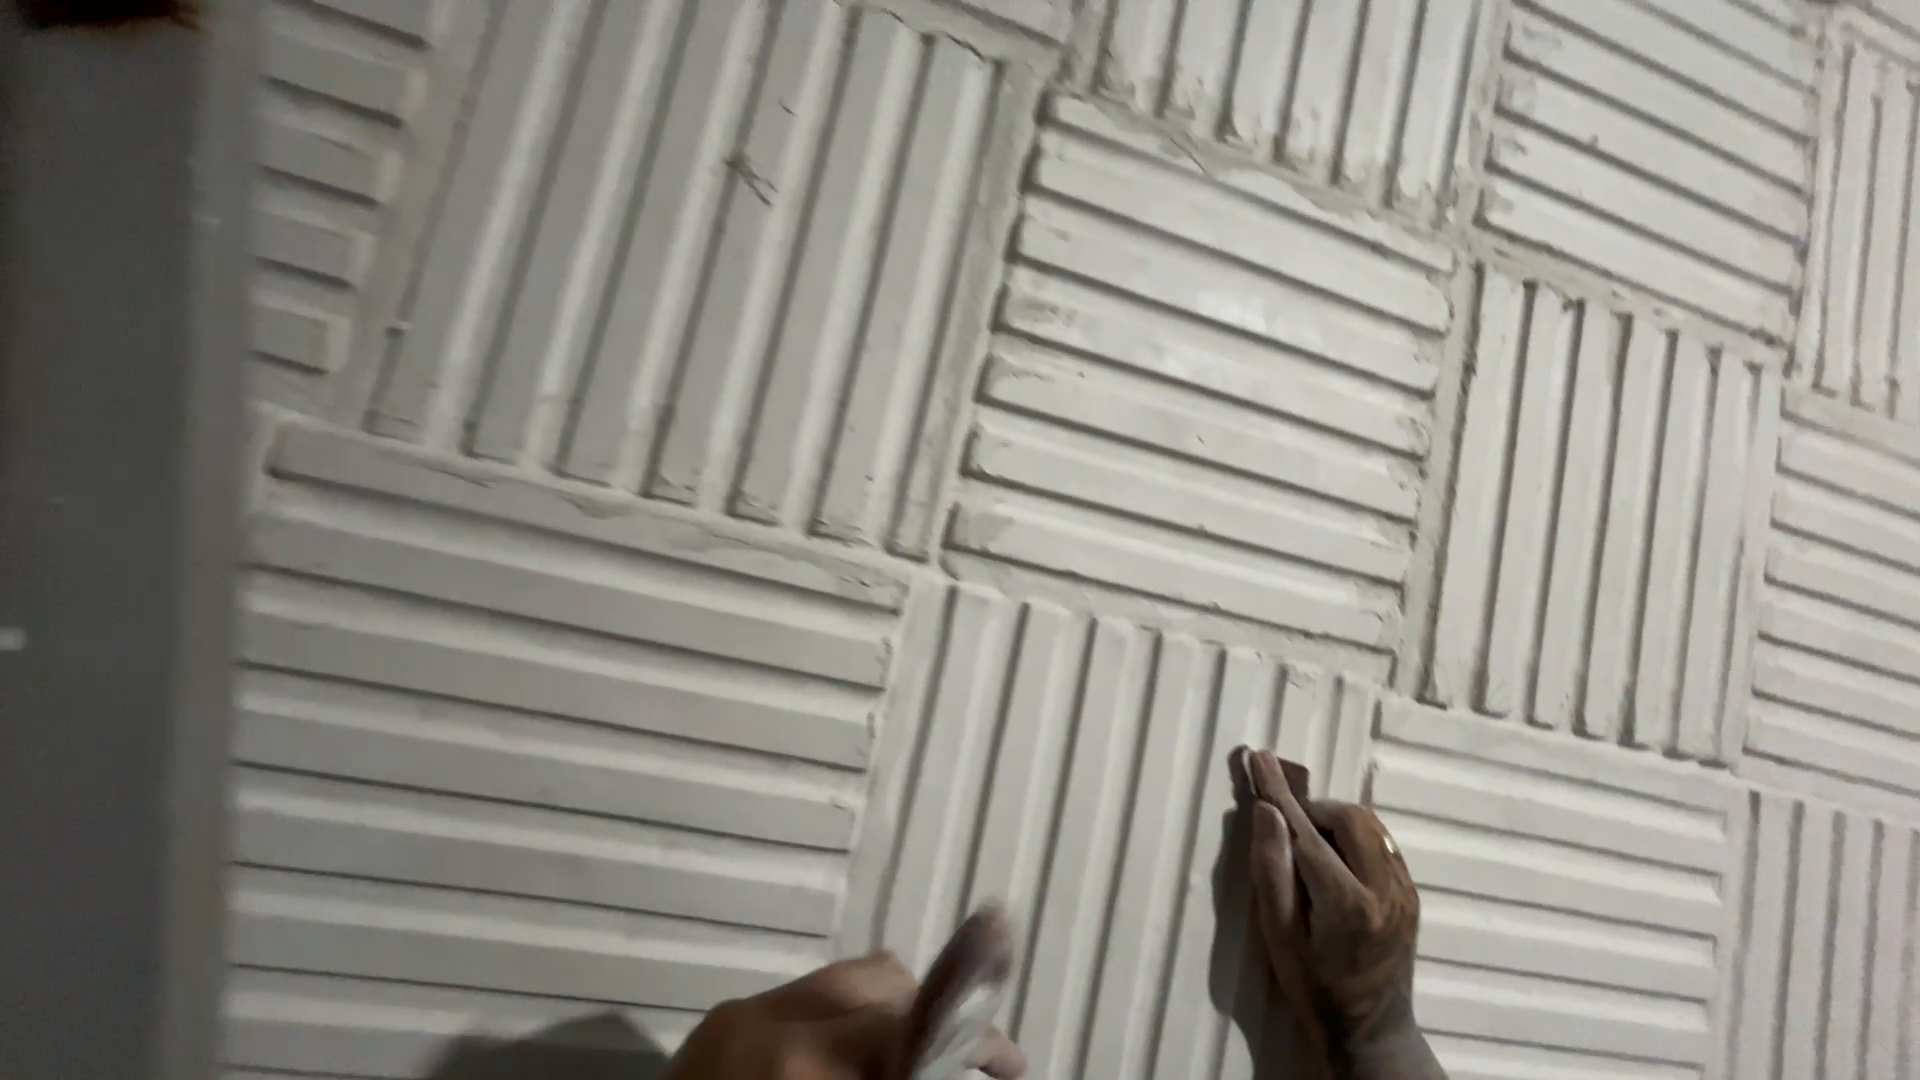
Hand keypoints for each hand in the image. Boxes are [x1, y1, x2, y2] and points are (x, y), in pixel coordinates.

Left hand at [665, 951, 1025, 1079]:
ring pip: (845, 978)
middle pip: (883, 978)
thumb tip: (940, 1065)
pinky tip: (847, 1062)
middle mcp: (768, 1013)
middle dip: (930, 1013)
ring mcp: (741, 1008)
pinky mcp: (722, 1017)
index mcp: (795, 1058)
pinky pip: (805, 996)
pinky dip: (841, 1022)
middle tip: (961, 1061)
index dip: (969, 1038)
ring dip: (886, 1011)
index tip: (1010, 1061)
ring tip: (907, 1056)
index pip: (907, 1022)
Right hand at [1241, 749, 1425, 1067]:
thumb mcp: (1278, 932)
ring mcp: (1405, 892)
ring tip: (1310, 849)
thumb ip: (1271, 868)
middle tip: (1286, 829)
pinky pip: (1381, 845)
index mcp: (1347, 901)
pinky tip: (1335, 863)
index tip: (1260, 758)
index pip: (1307, 830)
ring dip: (1335, 822)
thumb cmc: (1312, 984)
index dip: (1279, 791)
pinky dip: (1353, 838)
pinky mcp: (1412, 895)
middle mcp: (1386, 889)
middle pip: (1350, 817)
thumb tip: (1266, 811)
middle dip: (1313, 810)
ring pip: (1370, 826)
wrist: (1371, 1032)